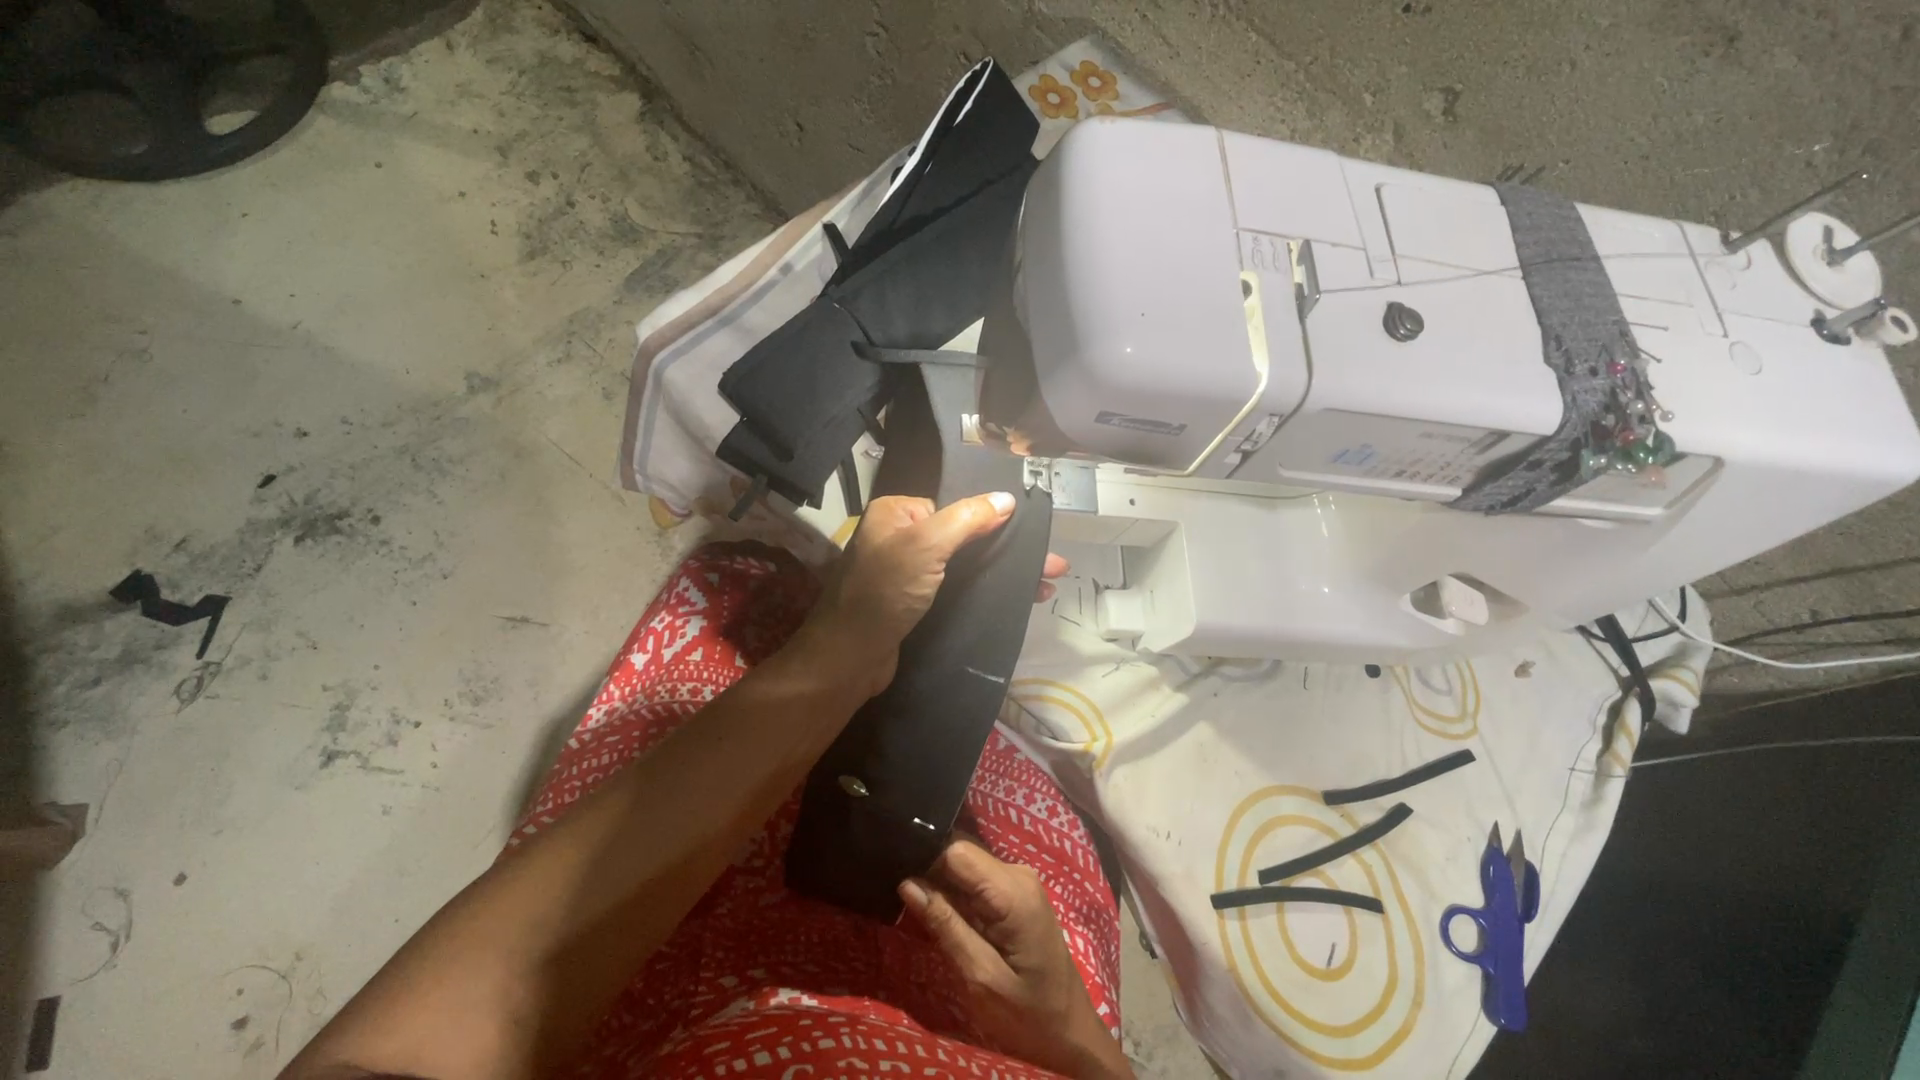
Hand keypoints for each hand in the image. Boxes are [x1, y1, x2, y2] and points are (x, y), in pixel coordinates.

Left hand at [794, 494, 1067, 697]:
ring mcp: (908, 575)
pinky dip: (987, 595)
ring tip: (1047, 585)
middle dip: (1008, 551)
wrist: (849, 659)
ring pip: (966, 568)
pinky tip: (1018, 601)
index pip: (953, 507)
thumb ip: (967, 519)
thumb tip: (1008, 498)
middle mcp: (900, 539)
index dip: (992, 519)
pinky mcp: (915, 606)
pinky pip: (959, 592)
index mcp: (897, 514)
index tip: (1031, 531)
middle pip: (966, 538)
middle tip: (1053, 565)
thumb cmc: (884, 594)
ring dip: (1004, 575)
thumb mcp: (926, 547)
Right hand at [900, 839, 1131, 1079]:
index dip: (923, 856)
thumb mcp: (981, 978)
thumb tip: (907, 882)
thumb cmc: (1028, 1014)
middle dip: (927, 866)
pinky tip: (936, 907)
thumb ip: (946, 926)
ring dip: (938, 878)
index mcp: (1013, 892)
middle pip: (960, 850)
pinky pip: (975, 877)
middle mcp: (1018, 874)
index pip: (956, 849)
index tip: (893, 873)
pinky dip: (953, 889)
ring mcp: (1018, 881)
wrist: (1070, 1032)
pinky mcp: (1014, 892)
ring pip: (965, 861)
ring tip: (911, 900)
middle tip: (897, 892)